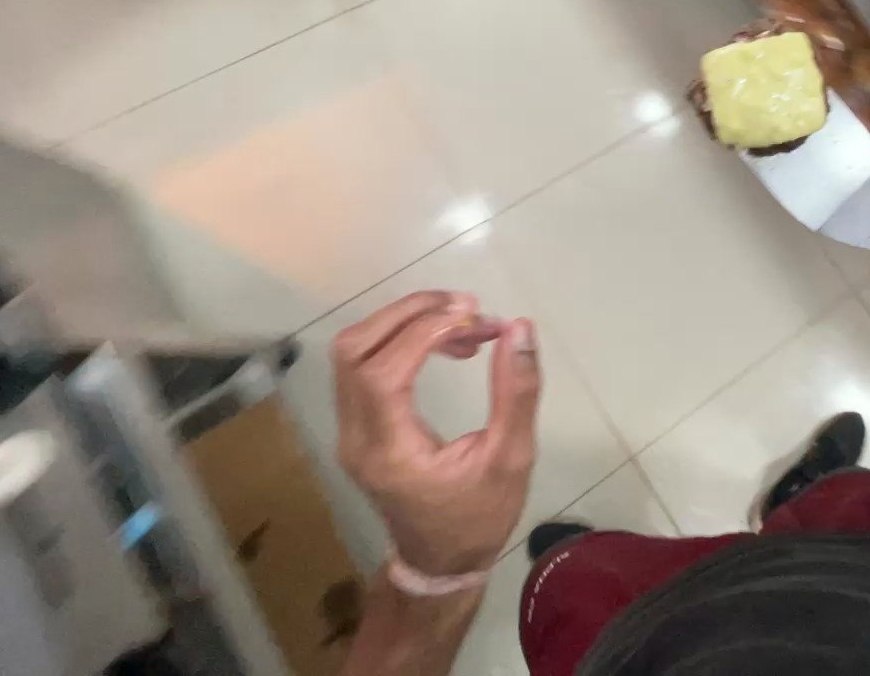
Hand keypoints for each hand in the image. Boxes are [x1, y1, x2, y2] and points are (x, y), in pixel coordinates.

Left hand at [332, 290, 541, 575]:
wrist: (442, 562)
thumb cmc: (480, 514)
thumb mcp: (512, 456)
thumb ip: (517, 391)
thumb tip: (519, 328)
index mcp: (389, 450)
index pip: (383, 371)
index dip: (427, 331)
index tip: (479, 319)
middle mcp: (356, 436)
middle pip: (355, 349)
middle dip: (411, 313)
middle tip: (469, 306)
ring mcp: (351, 430)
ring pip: (355, 350)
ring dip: (408, 321)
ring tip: (466, 322)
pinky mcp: (360, 423)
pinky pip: (367, 363)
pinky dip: (404, 338)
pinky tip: (450, 344)